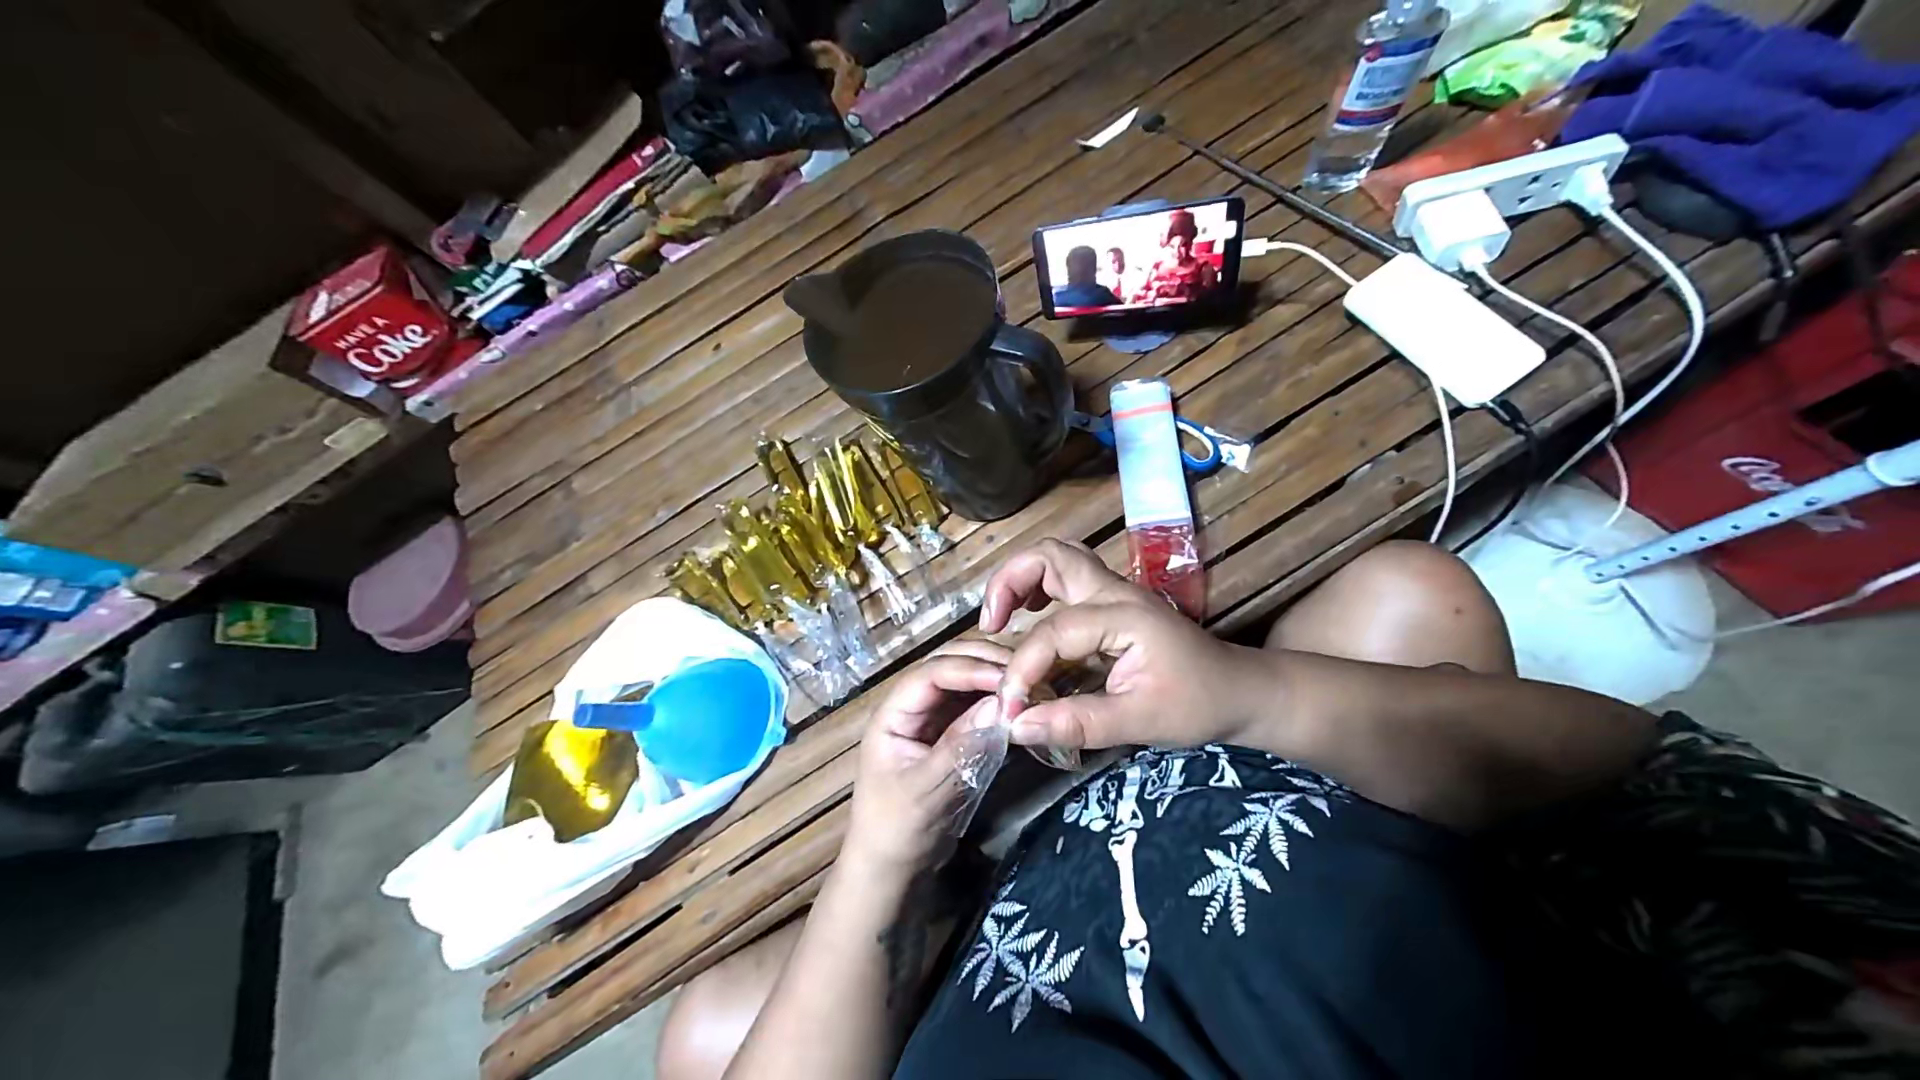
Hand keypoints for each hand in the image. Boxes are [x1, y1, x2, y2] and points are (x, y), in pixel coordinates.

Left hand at [844, 639, 1009, 882]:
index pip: (932, 674)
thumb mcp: (927, 790)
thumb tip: (1000, 706)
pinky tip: (1022, 707)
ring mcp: (932, 719)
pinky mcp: (950, 734)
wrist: (892, 869)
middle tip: (1028, 671)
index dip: (971, 669)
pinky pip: (976, 707)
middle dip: (986, 663)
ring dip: (996, 680)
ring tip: (1032, 685)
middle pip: (949, 666)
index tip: (1010, 677)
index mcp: (893, 712)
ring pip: (966, 683)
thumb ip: (962, 747)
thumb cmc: (896, 829)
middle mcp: (913, 706)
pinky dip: (998, 703)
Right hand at [983, 540, 1267, 752]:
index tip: (1009, 708)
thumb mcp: (1140, 722)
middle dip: (1009, 584)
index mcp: (1124, 617)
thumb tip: (1016, 726)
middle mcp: (1115, 592)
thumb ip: (1077, 722)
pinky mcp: (1112, 603)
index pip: (1054, 633)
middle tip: (990, 626)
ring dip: (1021, 579)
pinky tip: (1029, 619)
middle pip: (1050, 556)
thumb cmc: (1198, 705)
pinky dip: (1038, 589)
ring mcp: (1114, 591)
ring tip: (1001, 620)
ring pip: (1057, 558)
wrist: (1241, 690)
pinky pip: (1066, 579)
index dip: (1022, 670)